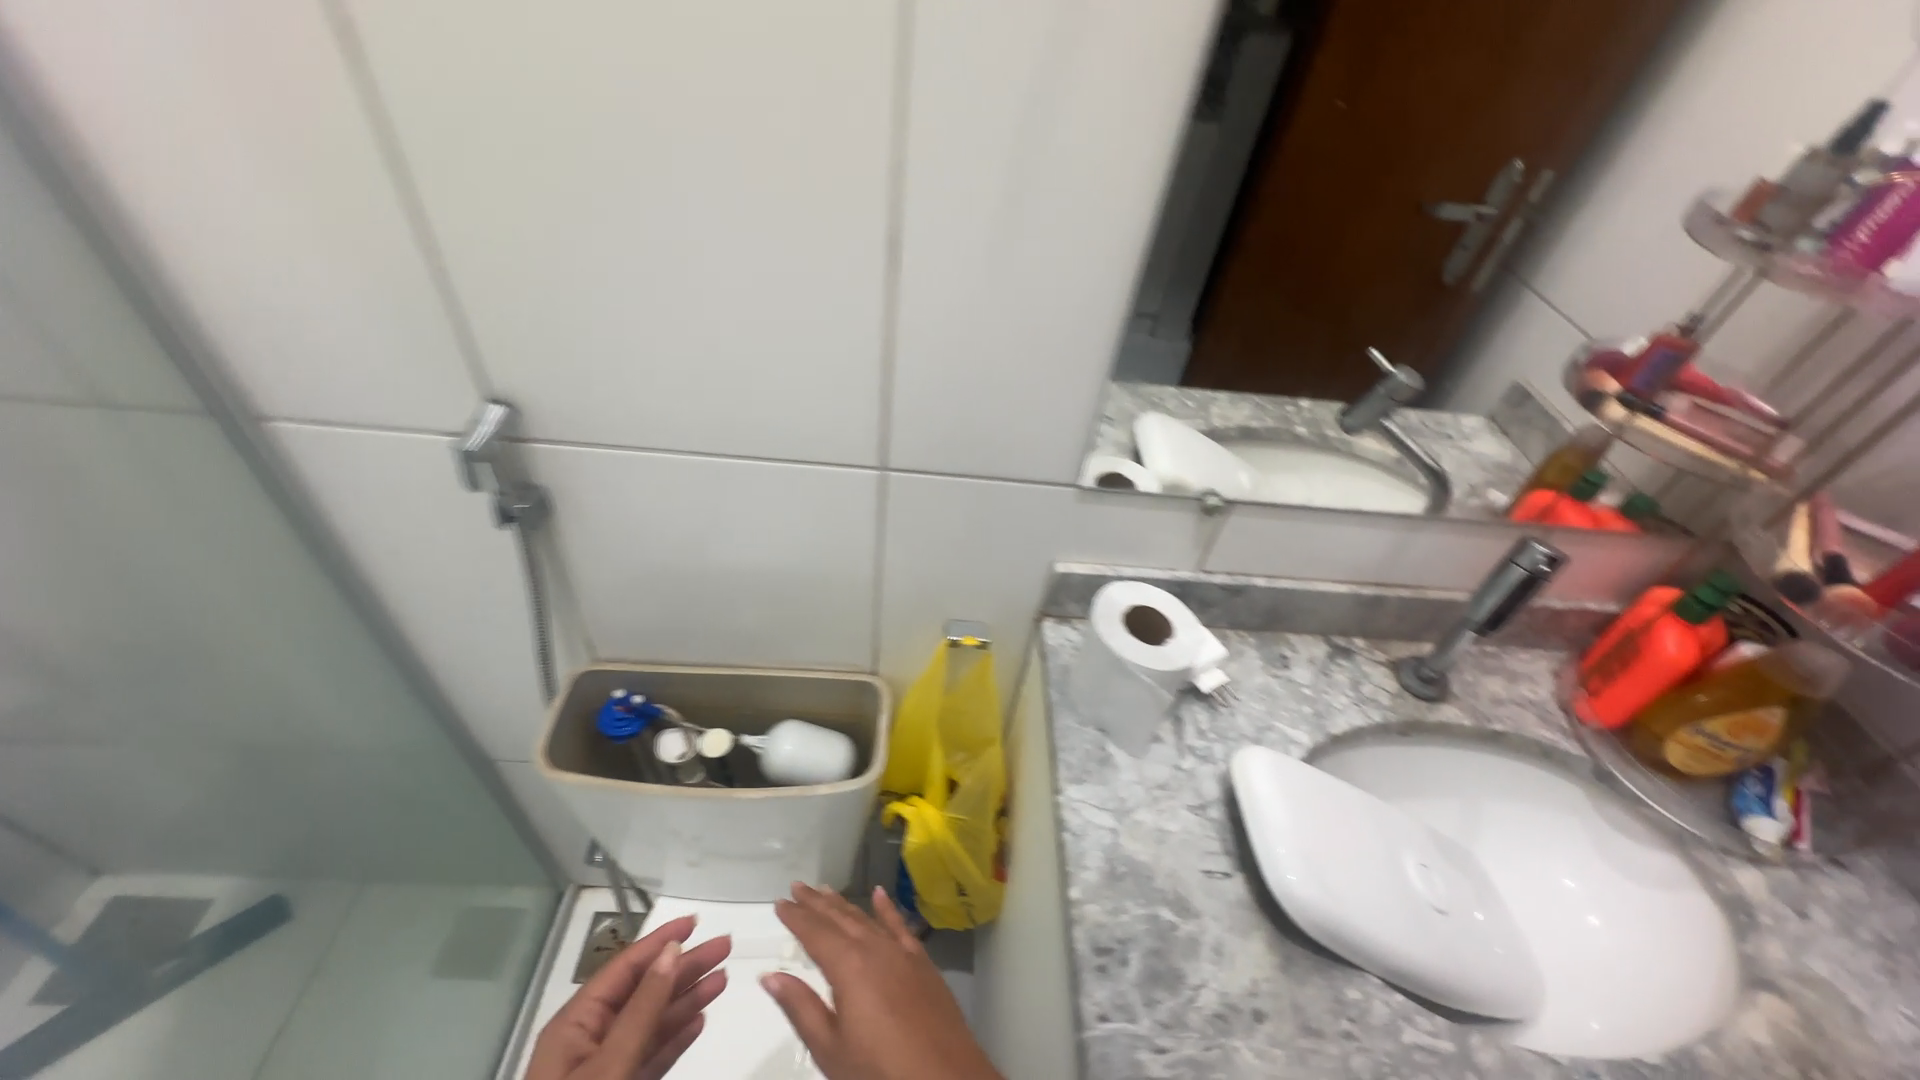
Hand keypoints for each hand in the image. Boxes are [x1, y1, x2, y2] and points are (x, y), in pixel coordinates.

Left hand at [526, 915, 731, 1079]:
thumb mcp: (609, 1065)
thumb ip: (642, 1009)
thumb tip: (670, 951)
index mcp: (575, 1026)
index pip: (623, 969)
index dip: (659, 942)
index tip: (695, 921)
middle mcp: (588, 1042)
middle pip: (643, 992)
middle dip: (682, 967)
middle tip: (726, 946)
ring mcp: (603, 1072)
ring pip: (652, 1023)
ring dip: (686, 998)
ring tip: (723, 978)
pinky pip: (652, 1056)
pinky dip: (676, 1037)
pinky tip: (699, 1021)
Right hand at [761, 883, 1002, 1079]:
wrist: (946, 1078)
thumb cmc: (880, 1070)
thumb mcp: (831, 1048)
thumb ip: (801, 1007)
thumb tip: (771, 976)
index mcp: (849, 966)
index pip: (815, 933)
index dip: (796, 917)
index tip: (780, 902)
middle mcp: (876, 949)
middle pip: (841, 919)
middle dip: (817, 903)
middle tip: (797, 887)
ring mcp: (903, 954)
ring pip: (868, 919)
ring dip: (845, 904)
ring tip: (826, 889)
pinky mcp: (924, 964)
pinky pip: (902, 927)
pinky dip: (888, 909)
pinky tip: (881, 895)